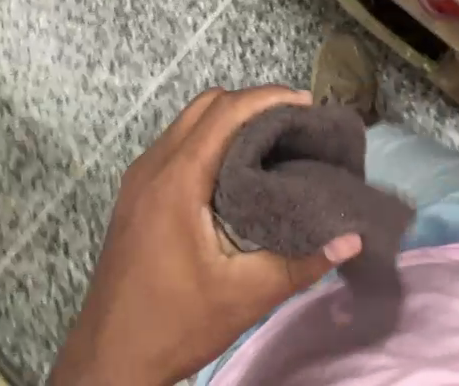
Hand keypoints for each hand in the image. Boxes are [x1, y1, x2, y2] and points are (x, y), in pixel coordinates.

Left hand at [50, 86, 363, 385]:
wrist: (108, 359)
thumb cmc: (175, 323)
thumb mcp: (244, 297)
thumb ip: (300, 264)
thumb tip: (351, 238)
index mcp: (176, 180)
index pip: (224, 112)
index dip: (267, 98)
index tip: (306, 104)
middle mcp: (153, 165)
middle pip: (206, 105)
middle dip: (252, 102)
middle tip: (294, 121)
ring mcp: (139, 177)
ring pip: (189, 121)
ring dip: (230, 118)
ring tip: (273, 138)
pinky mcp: (136, 192)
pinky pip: (178, 142)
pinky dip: (211, 137)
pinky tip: (238, 165)